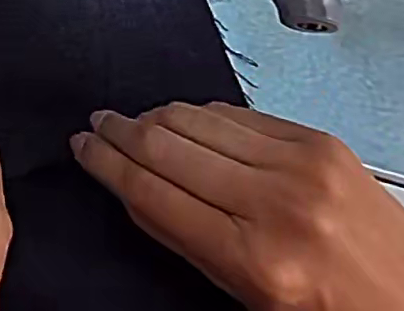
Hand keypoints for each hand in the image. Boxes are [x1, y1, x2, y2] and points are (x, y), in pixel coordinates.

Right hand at [71, 103, 403, 310]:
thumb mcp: (255, 308)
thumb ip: (193, 247)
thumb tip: (139, 194)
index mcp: (258, 262)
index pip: (153, 193)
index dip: (108, 165)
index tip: (84, 148)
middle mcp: (276, 202)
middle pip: (167, 145)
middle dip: (120, 132)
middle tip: (96, 125)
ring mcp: (301, 162)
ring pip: (195, 118)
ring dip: (153, 116)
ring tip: (129, 119)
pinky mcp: (318, 139)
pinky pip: (236, 113)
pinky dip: (199, 114)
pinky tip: (182, 119)